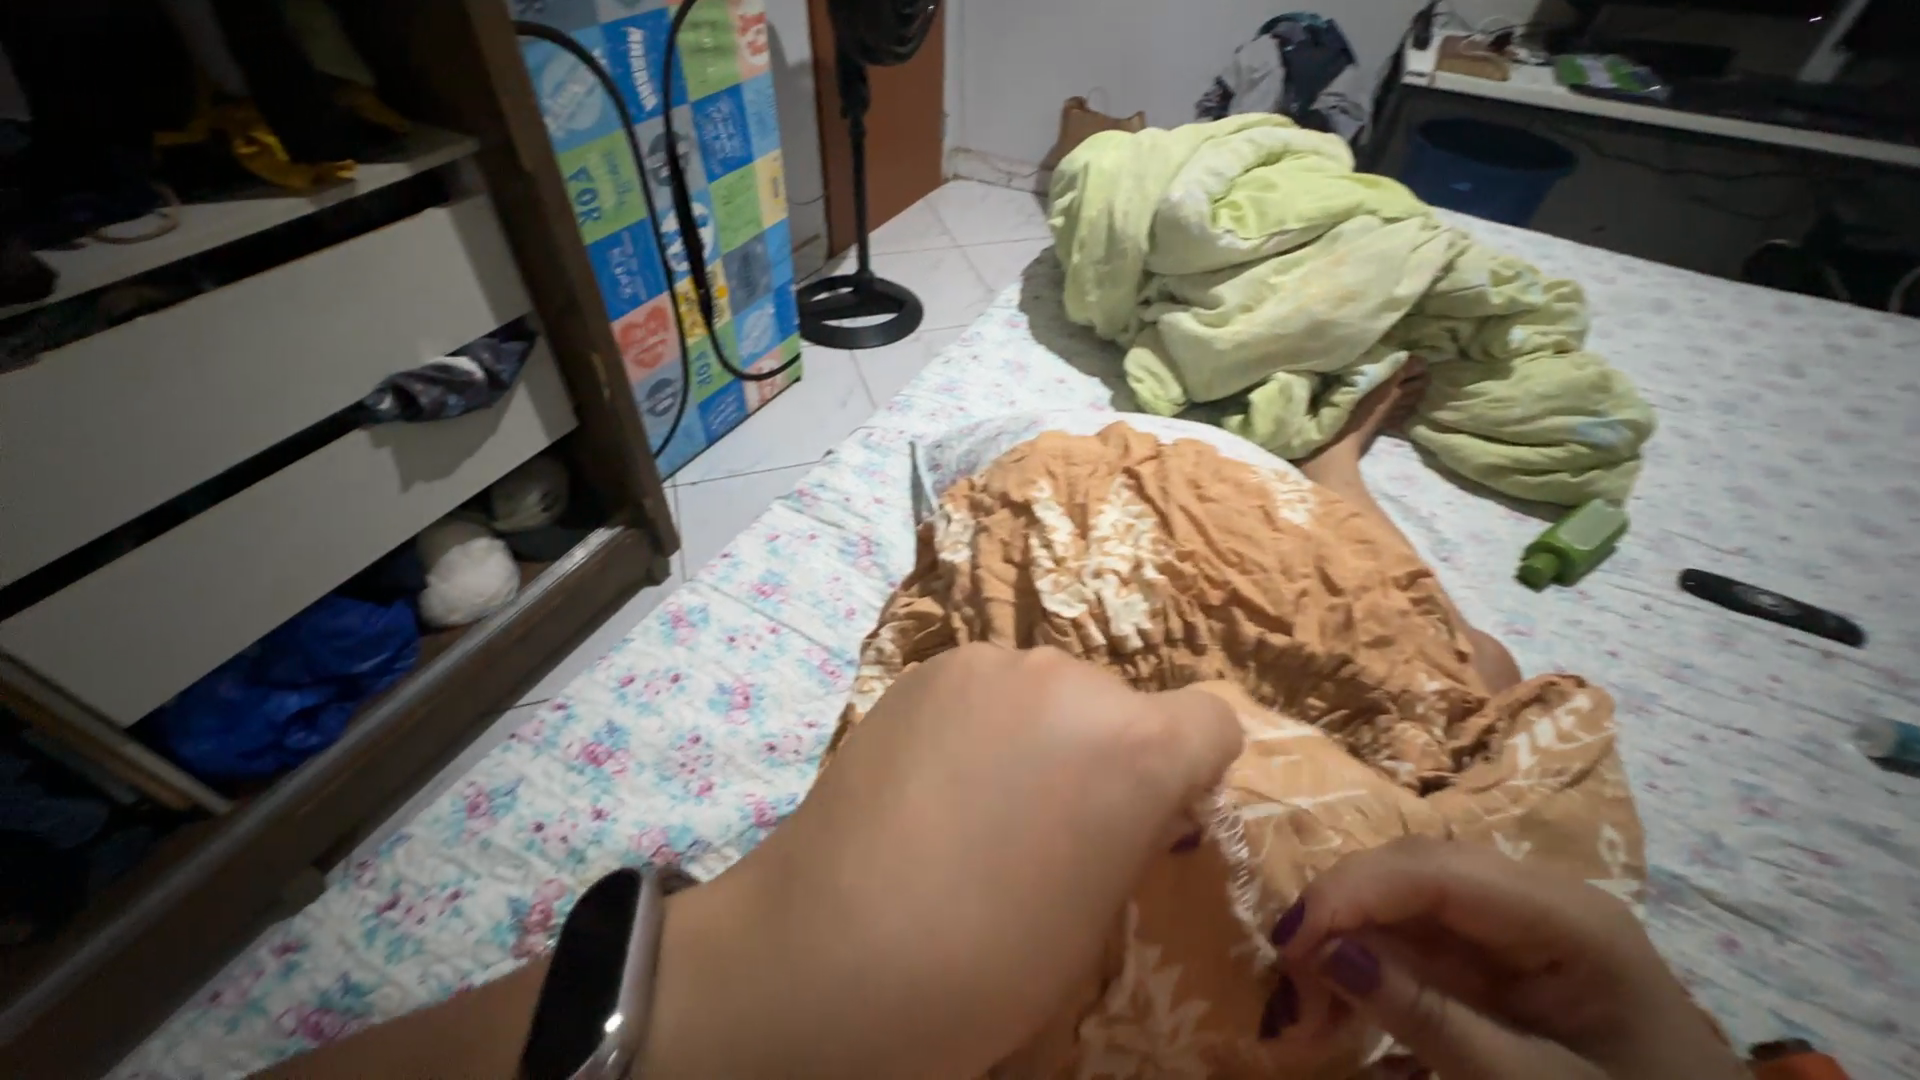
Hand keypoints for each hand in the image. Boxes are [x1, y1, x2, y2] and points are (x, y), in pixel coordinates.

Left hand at [641, 644, 1242, 1078]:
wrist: (837, 948)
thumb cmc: (989, 960)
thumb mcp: (1099, 909)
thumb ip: (1134, 824)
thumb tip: (1135, 792)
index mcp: (1135, 745)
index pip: (1211, 720)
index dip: (1193, 767)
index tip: (1157, 809)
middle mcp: (1069, 677)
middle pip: (1119, 703)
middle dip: (1103, 749)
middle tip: (1049, 817)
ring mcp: (991, 663)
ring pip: (1048, 689)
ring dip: (1039, 729)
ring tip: (980, 796)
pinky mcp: (927, 665)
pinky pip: (986, 685)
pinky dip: (981, 718)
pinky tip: (935, 776)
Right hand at [1271, 837, 1744, 1079]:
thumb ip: (1430, 1019)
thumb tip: (1324, 951)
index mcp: (1568, 917)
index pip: (1433, 870)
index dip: (1350, 893)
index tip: (1286, 943)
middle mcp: (1538, 897)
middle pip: (1411, 872)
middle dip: (1341, 915)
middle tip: (1290, 981)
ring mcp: (1519, 923)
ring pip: (1404, 899)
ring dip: (1348, 942)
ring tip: (1308, 1004)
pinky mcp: (1502, 954)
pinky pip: (1420, 938)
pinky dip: (1373, 966)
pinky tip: (1342, 1000)